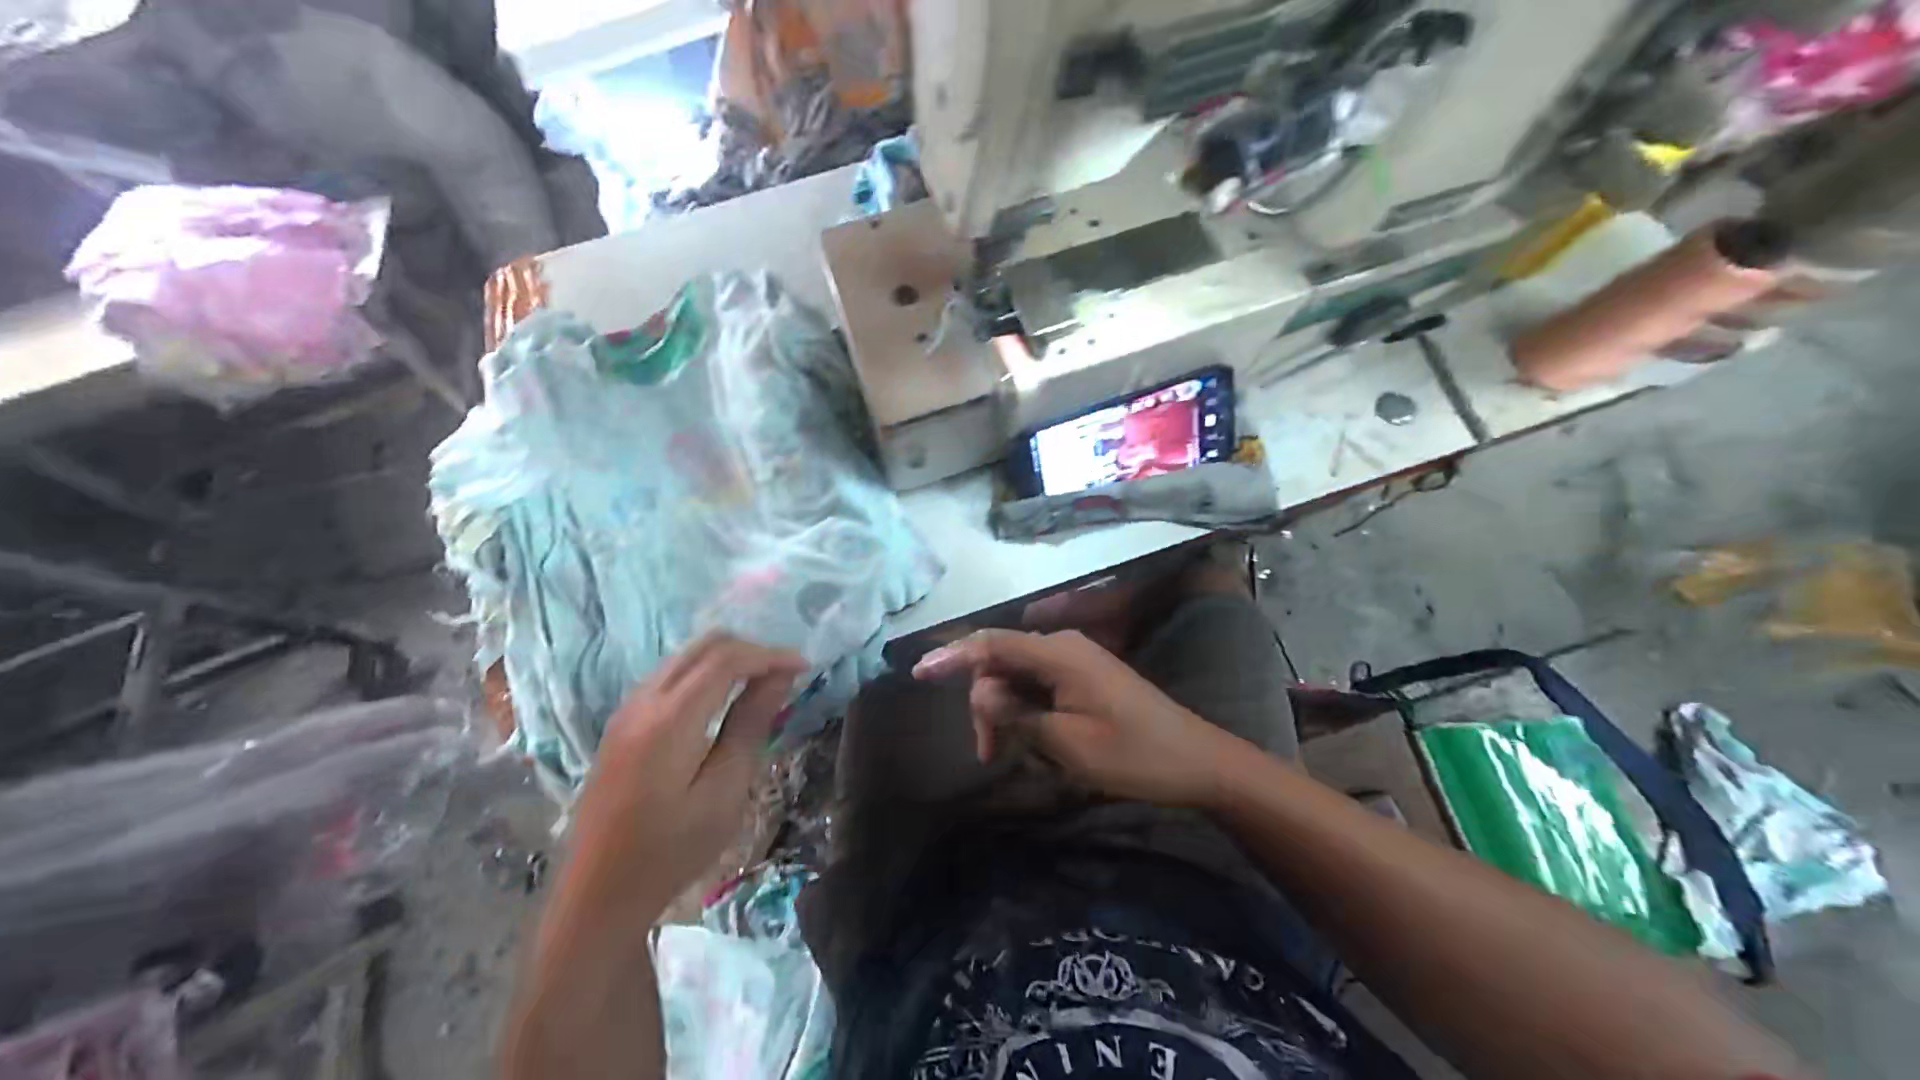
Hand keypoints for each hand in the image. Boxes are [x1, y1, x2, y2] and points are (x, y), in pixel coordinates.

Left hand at [565, 634, 807, 917]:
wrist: (597, 893)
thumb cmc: (671, 849)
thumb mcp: (724, 791)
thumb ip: (750, 725)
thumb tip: (779, 677)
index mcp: (670, 719)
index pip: (726, 658)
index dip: (770, 654)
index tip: (804, 667)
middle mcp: (644, 701)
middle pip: (704, 646)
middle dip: (750, 649)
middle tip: (785, 673)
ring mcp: (627, 710)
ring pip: (685, 657)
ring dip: (727, 660)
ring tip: (762, 685)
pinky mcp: (622, 724)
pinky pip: (670, 677)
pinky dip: (704, 674)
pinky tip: (724, 701)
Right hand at [912, 629, 1250, 807]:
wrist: (1198, 762)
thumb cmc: (1135, 755)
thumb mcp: (1068, 742)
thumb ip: (1017, 714)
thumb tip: (978, 694)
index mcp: (1059, 654)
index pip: (991, 644)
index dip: (951, 656)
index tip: (917, 674)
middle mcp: (1064, 647)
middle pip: (1001, 661)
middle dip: (984, 702)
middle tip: (988, 753)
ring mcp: (1076, 661)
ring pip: (1018, 677)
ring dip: (1003, 712)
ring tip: (1005, 755)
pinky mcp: (1084, 678)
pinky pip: (1038, 686)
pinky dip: (1024, 711)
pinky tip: (1029, 741)